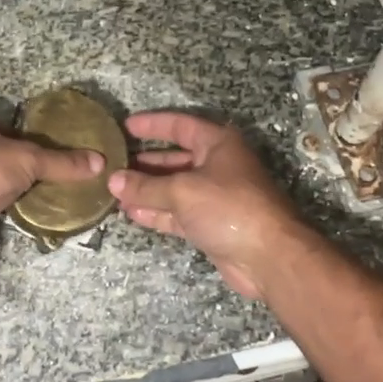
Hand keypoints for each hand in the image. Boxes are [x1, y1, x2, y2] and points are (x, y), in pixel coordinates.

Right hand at [107, 112, 306, 298]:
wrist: (269, 257)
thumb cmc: (229, 207)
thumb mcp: (182, 191)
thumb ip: (145, 187)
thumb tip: (113, 181)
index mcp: (217, 144)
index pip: (179, 125)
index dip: (152, 125)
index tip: (125, 126)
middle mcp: (216, 165)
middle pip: (175, 158)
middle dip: (145, 163)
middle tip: (114, 163)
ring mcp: (214, 197)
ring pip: (173, 188)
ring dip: (147, 190)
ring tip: (115, 190)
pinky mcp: (210, 224)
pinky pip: (177, 212)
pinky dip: (156, 211)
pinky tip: (131, 212)